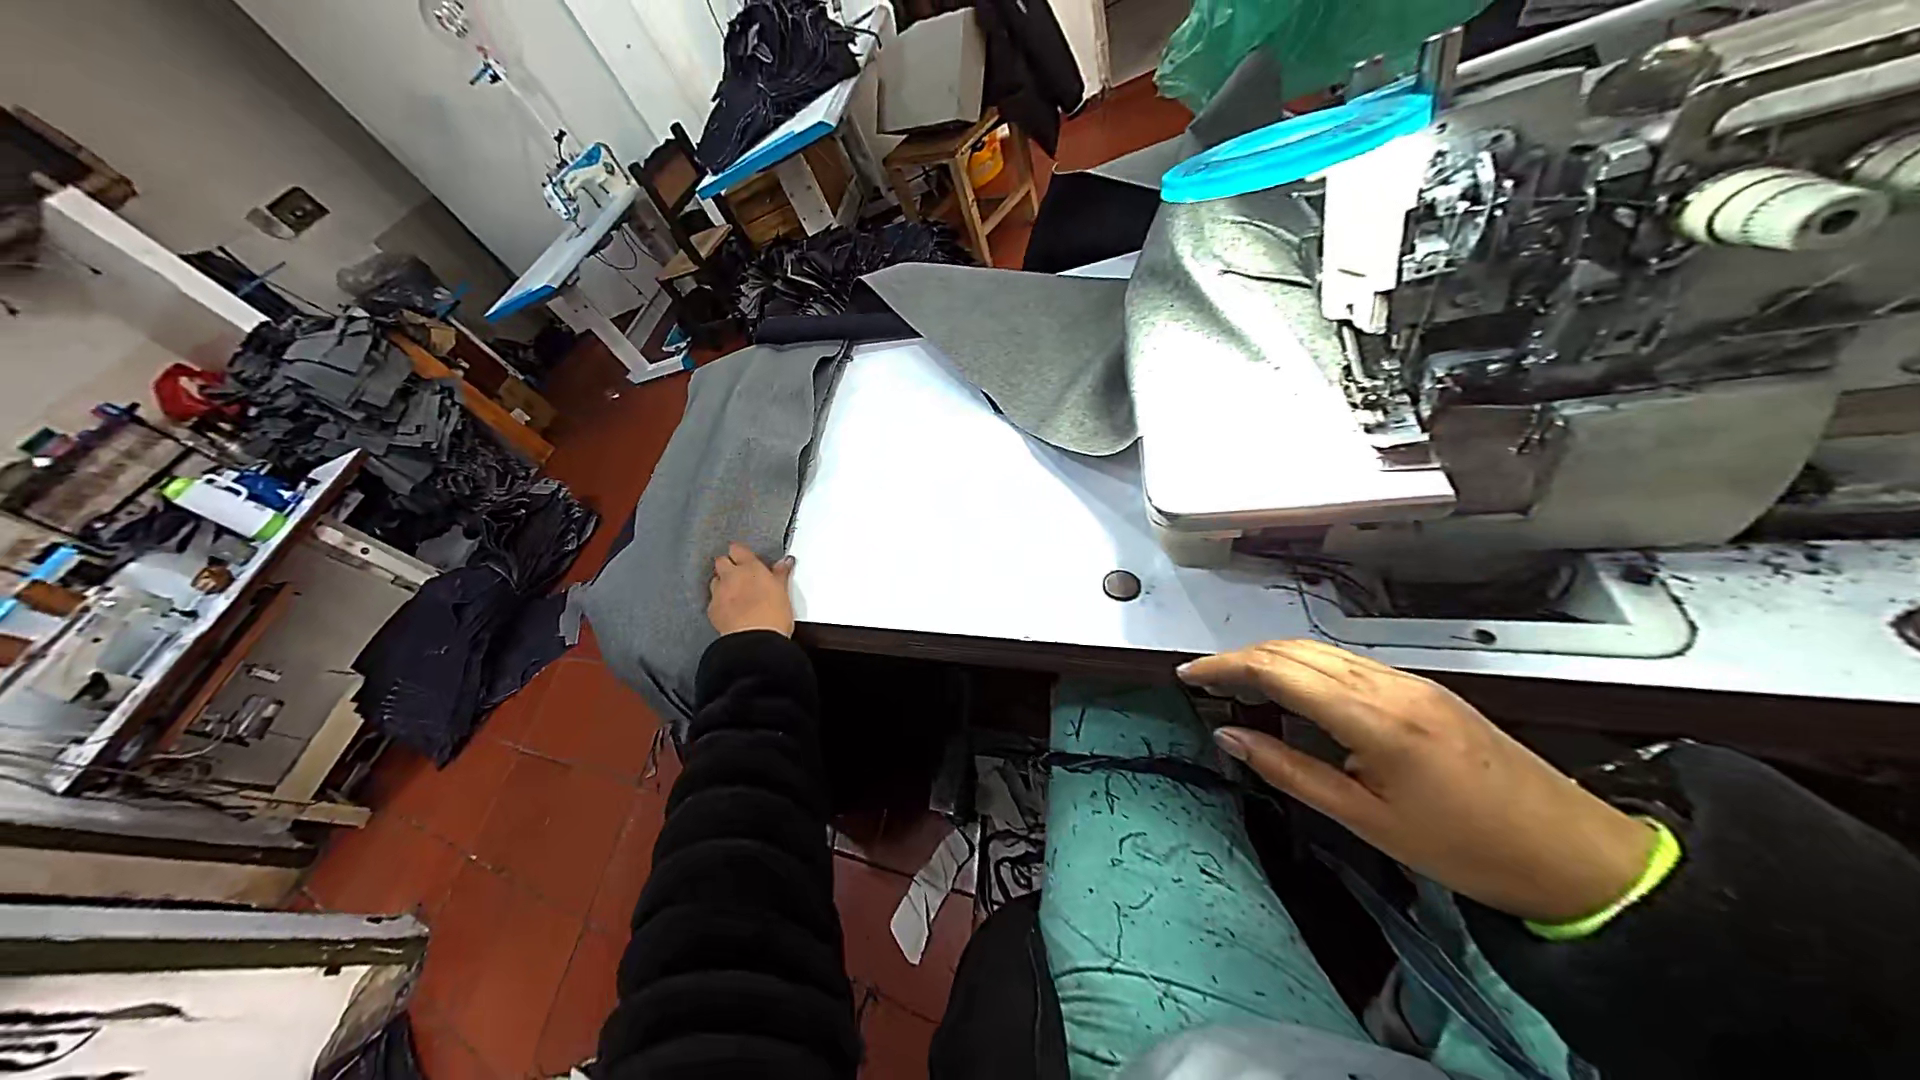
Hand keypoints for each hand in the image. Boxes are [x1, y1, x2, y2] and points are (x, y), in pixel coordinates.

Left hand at [707, 543, 795, 637]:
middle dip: (728, 565)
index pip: (737, 549)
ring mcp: (719, 593)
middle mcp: (731, 577)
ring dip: (723, 583)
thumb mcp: (783, 591)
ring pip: (715, 580)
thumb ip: (780, 574)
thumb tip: (785, 562)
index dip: (740, 552)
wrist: (755, 640)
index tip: (745, 556)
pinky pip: (713, 600)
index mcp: (750, 568)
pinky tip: (730, 610)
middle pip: (721, 561)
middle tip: (741, 574)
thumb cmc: (772, 615)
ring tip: (736, 593)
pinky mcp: (712, 610)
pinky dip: (720, 602)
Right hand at [1179, 639, 1654, 923]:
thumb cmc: (1471, 848)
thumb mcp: (1366, 820)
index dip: (1224, 666)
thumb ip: (1289, 770)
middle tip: (1207, 680)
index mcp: (1375, 717)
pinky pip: (1347, 662)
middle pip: (1294, 649)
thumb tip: (1232, 738)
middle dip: (1241, 657)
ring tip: (1238, 684)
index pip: (1277, 669)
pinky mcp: (1423, 689)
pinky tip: (1291, 690)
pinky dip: (1304, 667)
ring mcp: (1411, 681)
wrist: (1577, 855)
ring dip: (1271, 659)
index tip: (1190, 675)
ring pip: (1320, 650)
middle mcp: (1391, 684)